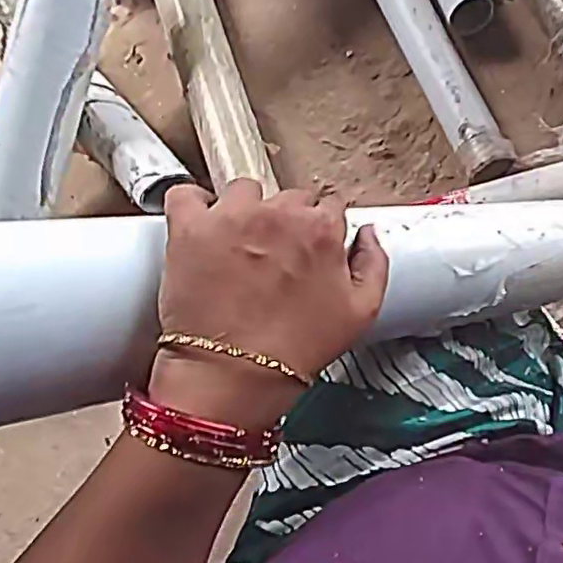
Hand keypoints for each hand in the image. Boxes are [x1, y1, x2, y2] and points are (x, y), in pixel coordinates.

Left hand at [148, 180, 388, 430]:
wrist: (237, 372)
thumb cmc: (298, 345)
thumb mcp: (364, 310)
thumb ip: (375, 262)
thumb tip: (369, 234)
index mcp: (323, 230)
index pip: (331, 204)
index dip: (325, 227)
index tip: (315, 245)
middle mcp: (280, 214)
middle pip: (290, 197)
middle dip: (290, 220)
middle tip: (281, 253)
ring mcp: (232, 217)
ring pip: (245, 191)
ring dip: (247, 208)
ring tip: (243, 241)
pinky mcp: (190, 228)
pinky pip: (187, 194)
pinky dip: (194, 202)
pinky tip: (203, 222)